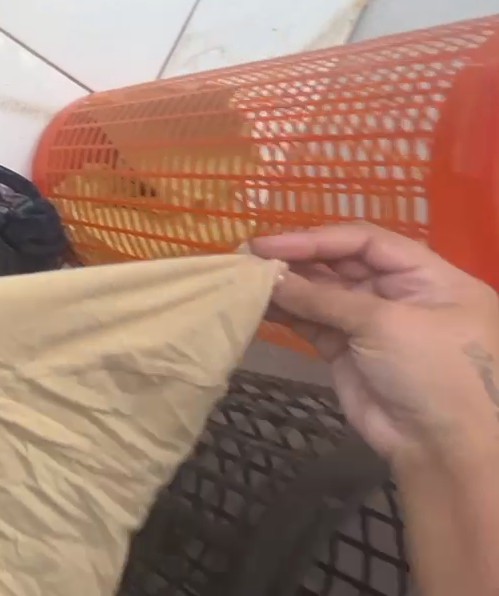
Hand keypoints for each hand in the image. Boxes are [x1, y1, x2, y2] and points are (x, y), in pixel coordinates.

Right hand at [251, 224, 498, 467]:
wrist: (446, 449)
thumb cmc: (436, 375)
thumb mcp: (385, 325)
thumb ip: (319, 296)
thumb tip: (263, 275)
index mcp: (433, 282)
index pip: (368, 242)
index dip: (317, 238)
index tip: (268, 245)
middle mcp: (402, 296)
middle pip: (338, 262)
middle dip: (293, 258)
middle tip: (245, 257)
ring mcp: (371, 322)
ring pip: (316, 289)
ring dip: (280, 283)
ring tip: (241, 278)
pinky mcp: (344, 345)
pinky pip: (305, 316)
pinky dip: (278, 308)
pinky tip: (252, 302)